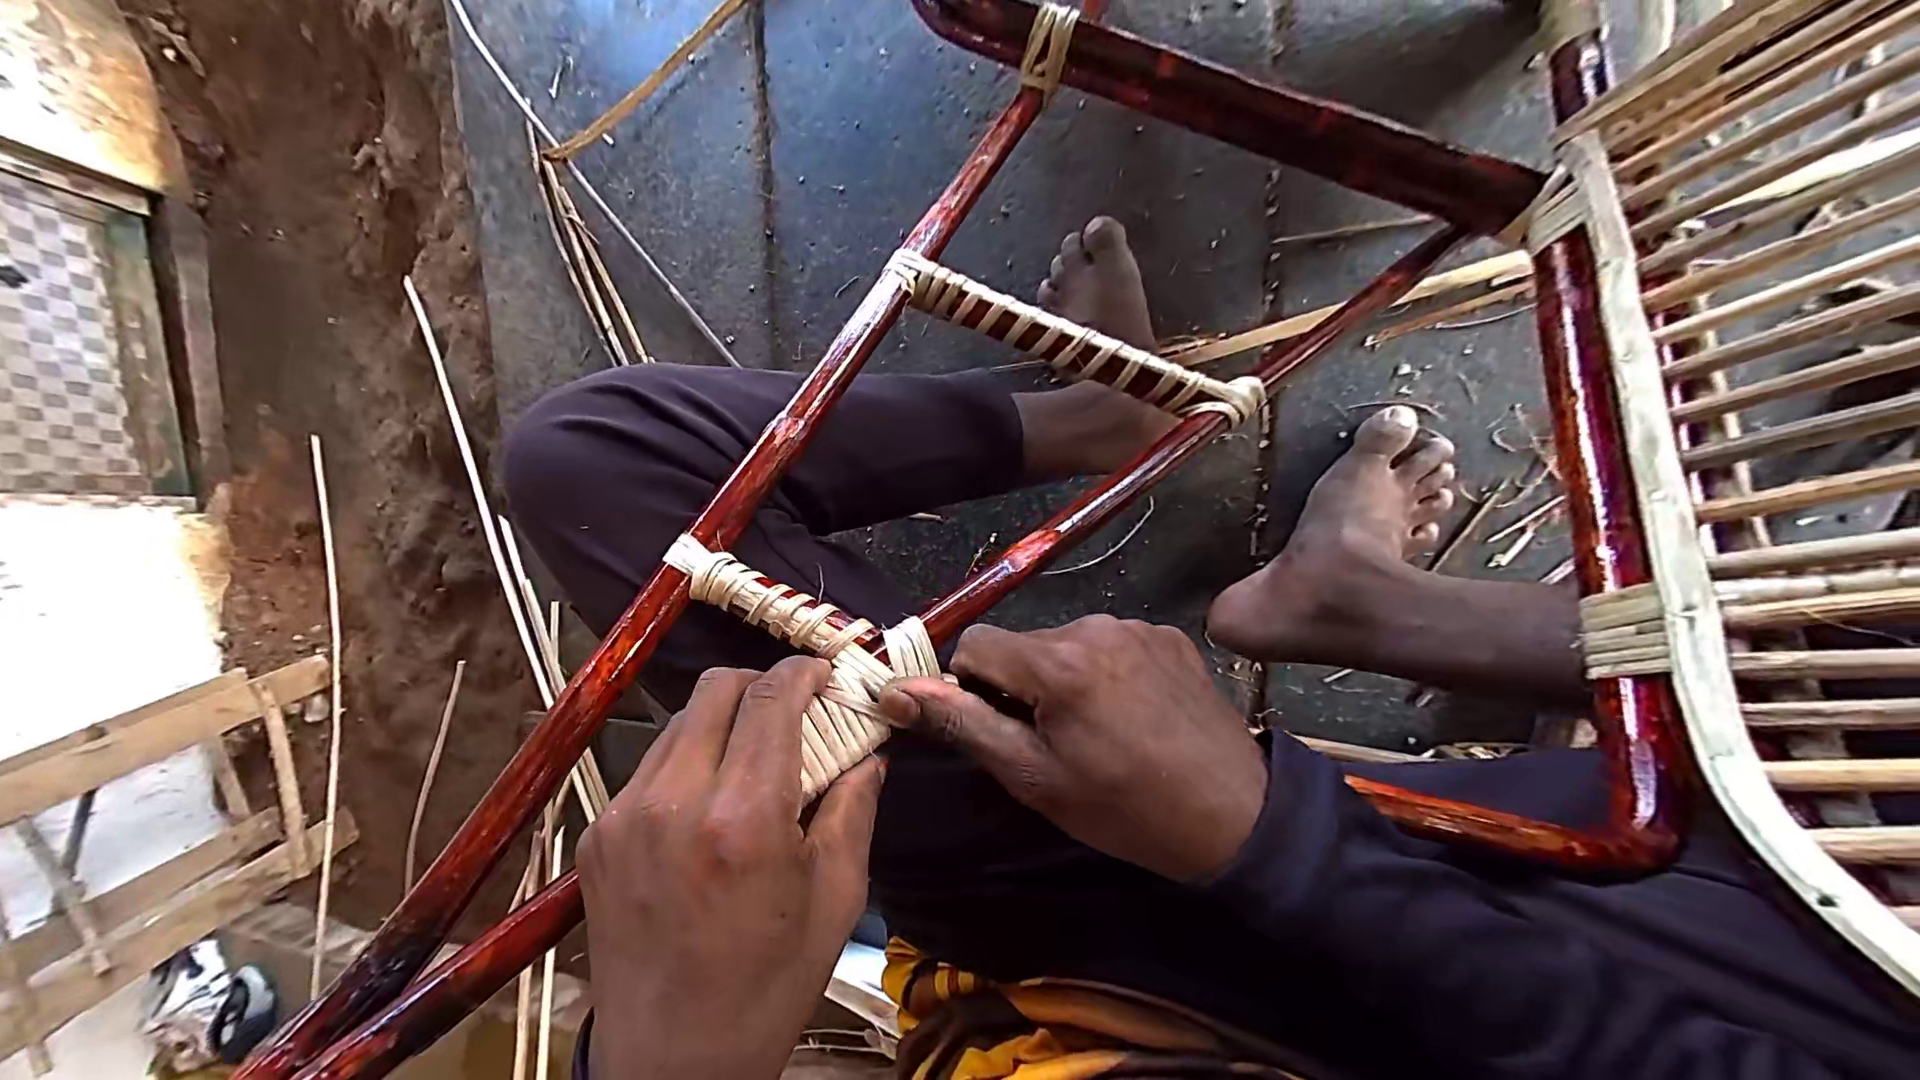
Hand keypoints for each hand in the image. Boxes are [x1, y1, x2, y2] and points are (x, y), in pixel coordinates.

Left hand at [578, 657, 884, 1079]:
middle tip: (793, 710)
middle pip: (718, 688)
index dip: (803, 671)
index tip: (823, 674)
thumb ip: (854, 805)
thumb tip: (868, 752)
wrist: (670, 1066)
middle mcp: (676, 802)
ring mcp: (626, 816)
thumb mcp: (837, 894)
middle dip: (763, 683)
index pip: (771, 698)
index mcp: (743, 818)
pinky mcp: (599, 834)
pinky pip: (654, 762)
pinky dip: (692, 754)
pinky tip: (712, 793)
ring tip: (753, 754)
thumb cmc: (770, 982)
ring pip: (682, 718)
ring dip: (725, 717)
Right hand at [879, 615, 1266, 882]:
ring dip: (1062, 675)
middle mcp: (1095, 625)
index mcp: (1058, 662)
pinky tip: (1131, 708)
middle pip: (1022, 643)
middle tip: (1052, 738)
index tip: (1000, 725)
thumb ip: (964, 723)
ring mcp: (1136, 625)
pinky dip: (1103, 668)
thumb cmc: (1123, 808)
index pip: (976, 643)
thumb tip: (898, 689)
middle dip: (1020, 683)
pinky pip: (1108, 640)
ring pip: (1065, 641)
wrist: (1236, 816)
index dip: (973, 685)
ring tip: (1097, 726)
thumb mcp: (1033, 776)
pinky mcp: (1166, 633)